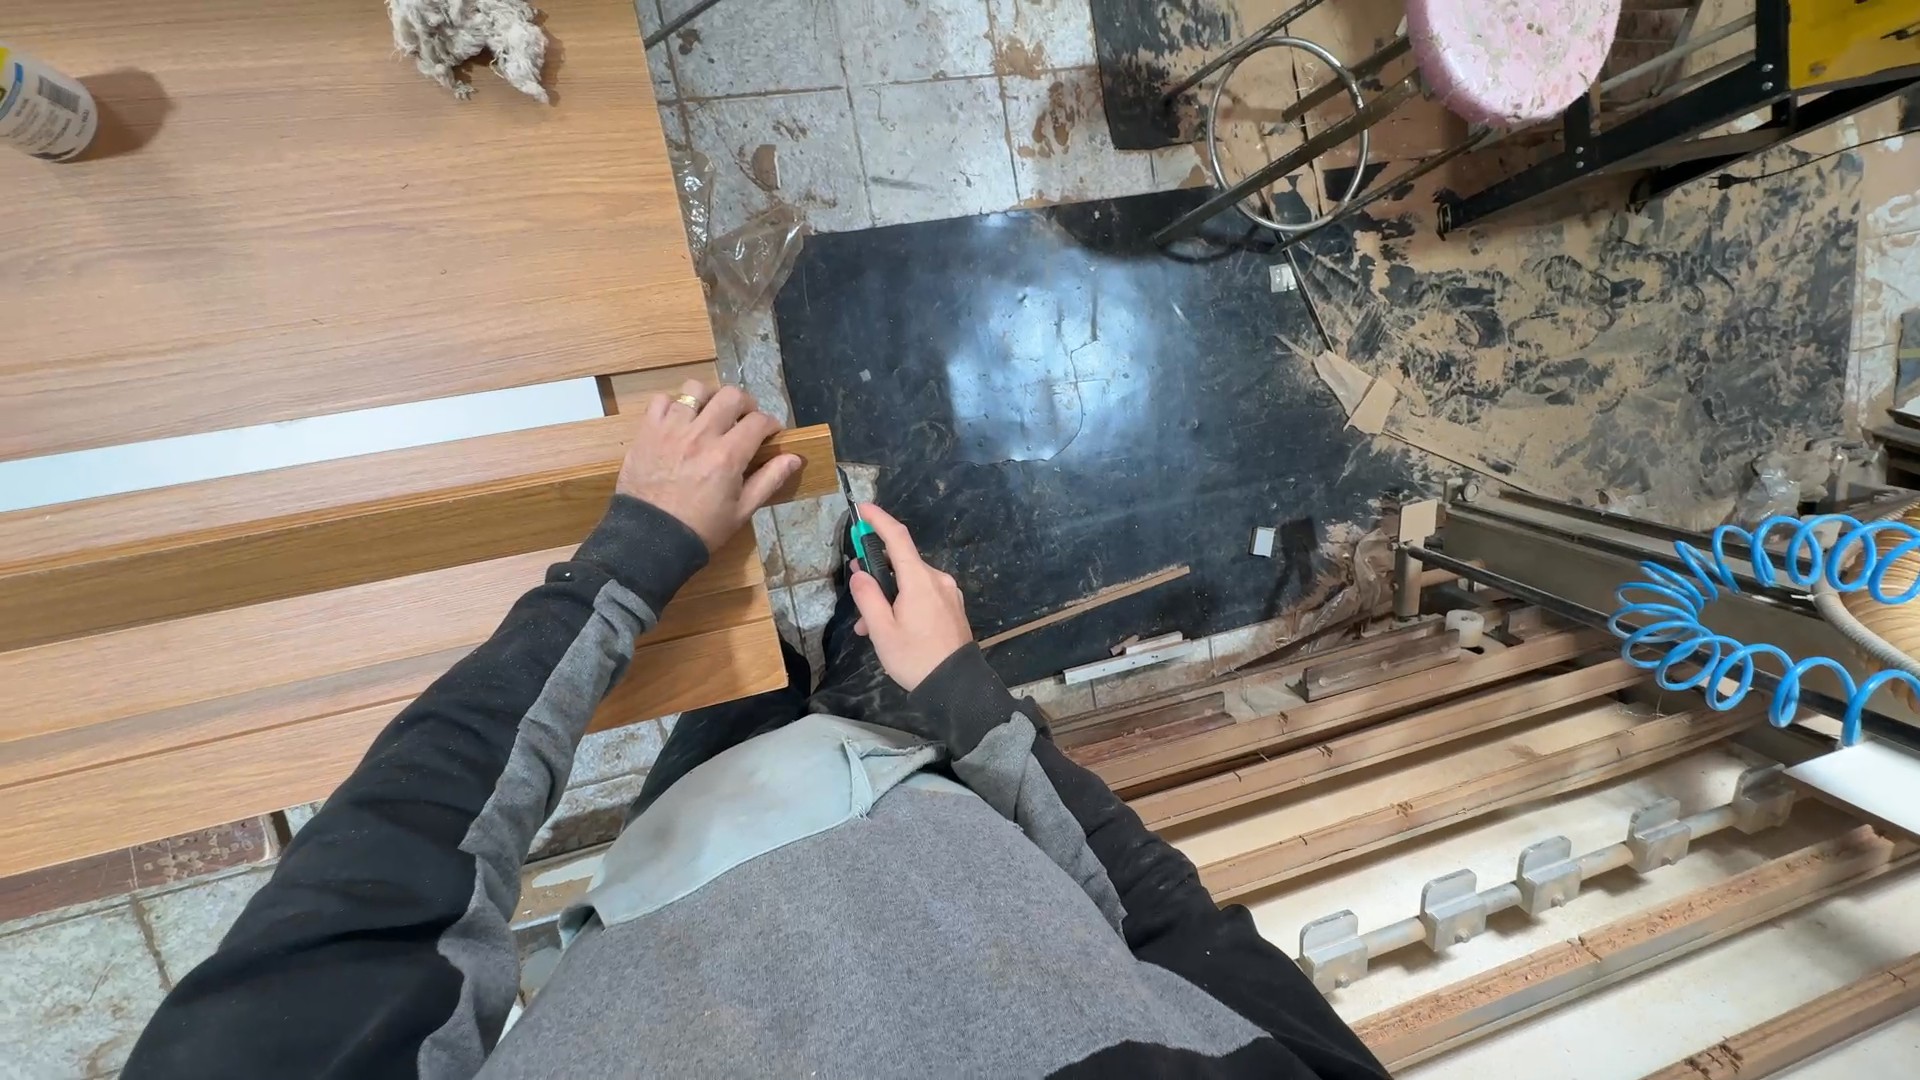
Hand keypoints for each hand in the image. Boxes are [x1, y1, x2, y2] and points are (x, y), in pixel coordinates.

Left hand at [617, 380, 800, 552]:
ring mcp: (671, 429)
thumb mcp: (743, 510)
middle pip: (731, 395)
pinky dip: (675, 406)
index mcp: (727, 456)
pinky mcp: (647, 431)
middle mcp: (701, 435)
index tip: (771, 433)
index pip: (758, 421)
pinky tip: (681, 422)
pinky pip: (662, 400)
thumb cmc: (702, 528)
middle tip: (745, 420)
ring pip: (695, 389)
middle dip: (745, 404)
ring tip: (711, 415)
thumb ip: (770, 479)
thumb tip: (795, 458)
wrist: (651, 538)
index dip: (771, 424)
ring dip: (710, 399)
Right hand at [848, 503, 973, 691]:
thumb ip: (868, 597)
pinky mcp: (953, 607)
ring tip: (871, 627)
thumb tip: (860, 574)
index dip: (878, 519)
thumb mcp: (882, 630)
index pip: (897, 537)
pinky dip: (904, 604)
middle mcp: (938, 579)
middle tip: (857, 593)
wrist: (956, 685)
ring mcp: (949, 593)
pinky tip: (893, 629)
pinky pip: (924, 596)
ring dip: (889, 597)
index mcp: (920, 580)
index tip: (862, 508)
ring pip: (911, 583)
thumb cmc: (915, 658)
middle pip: (902, 564)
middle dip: (877, 576)